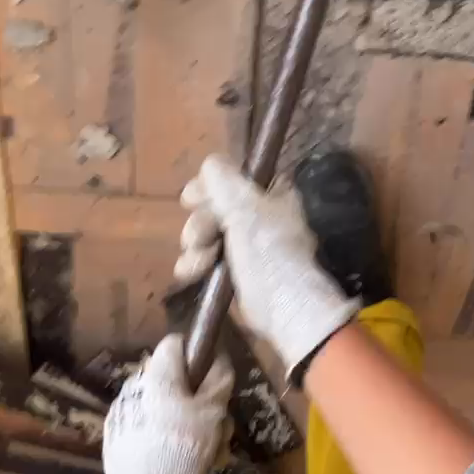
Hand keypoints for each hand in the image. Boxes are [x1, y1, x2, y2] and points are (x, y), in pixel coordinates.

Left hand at [90, 335, 233, 473]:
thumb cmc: (185, 446)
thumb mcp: (214, 411)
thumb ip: (218, 379)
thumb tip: (218, 358)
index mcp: (157, 374)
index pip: (175, 343)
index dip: (195, 356)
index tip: (208, 381)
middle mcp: (133, 386)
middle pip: (169, 378)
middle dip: (190, 395)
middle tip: (208, 422)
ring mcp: (120, 412)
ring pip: (157, 404)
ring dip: (176, 417)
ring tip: (194, 447)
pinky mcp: (113, 438)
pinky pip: (142, 426)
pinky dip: (156, 435)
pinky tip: (169, 458)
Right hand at [175, 154, 358, 384]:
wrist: (284, 310)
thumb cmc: (269, 254)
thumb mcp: (246, 210)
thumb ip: (223, 183)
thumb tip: (210, 164)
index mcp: (271, 195)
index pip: (232, 178)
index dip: (208, 187)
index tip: (189, 199)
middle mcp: (260, 216)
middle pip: (214, 207)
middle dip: (200, 223)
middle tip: (197, 238)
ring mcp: (248, 245)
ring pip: (207, 233)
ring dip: (195, 247)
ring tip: (197, 263)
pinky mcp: (236, 271)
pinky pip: (207, 259)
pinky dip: (195, 264)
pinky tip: (189, 273)